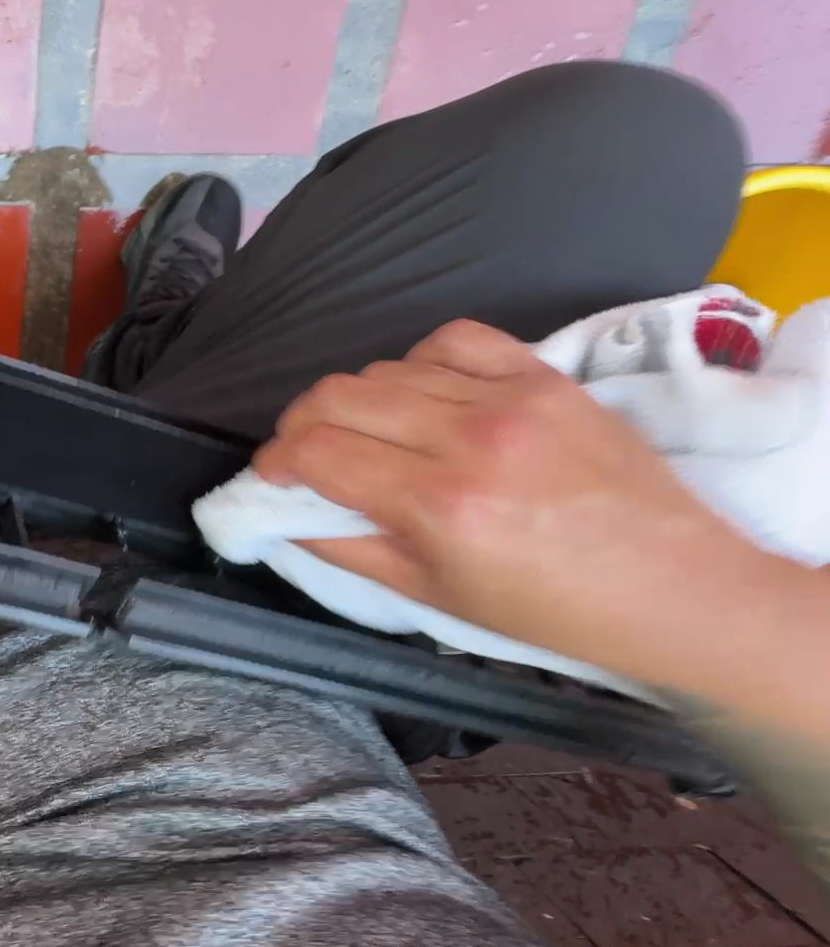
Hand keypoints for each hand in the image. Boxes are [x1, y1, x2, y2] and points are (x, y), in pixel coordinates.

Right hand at [254, 318, 771, 676]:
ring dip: (353, 402)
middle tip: (302, 453)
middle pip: (336, 397)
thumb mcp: (424, 593)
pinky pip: (451, 341)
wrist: (676, 590)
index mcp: (437, 504)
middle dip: (297, 425)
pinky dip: (415, 362)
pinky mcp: (546, 377)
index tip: (271, 476)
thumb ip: (338, 547)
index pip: (316, 452)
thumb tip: (281, 514)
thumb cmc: (540, 606)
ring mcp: (511, 400)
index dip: (273, 461)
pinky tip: (420, 395)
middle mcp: (469, 440)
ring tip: (366, 433)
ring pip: (383, 368)